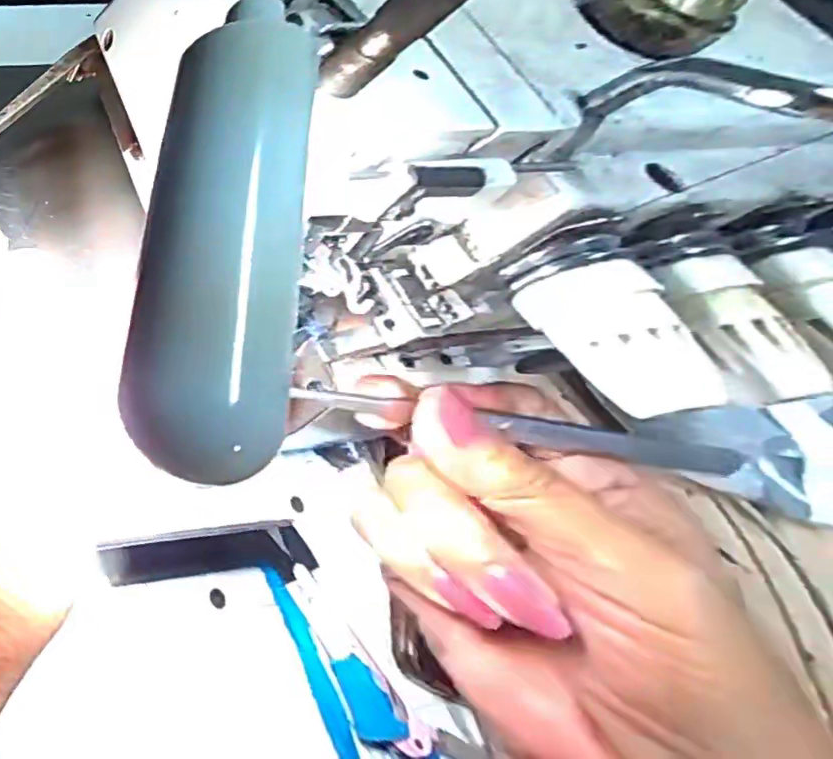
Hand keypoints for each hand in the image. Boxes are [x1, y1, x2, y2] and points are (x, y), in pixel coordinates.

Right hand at [354, 382, 832, 758]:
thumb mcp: (632, 565)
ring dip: (445, 554)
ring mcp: (450, 533)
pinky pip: (376, 537)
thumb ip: (529, 485)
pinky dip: (419, 573)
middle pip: (420, 451)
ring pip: (389, 493)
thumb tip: (439, 410)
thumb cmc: (701, 677)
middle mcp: (495, 495)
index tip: (389, 399)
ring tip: (512, 602)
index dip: (432, 399)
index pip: (480, 406)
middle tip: (520, 563)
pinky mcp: (418, 572)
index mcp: (563, 474)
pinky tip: (473, 608)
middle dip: (461, 517)